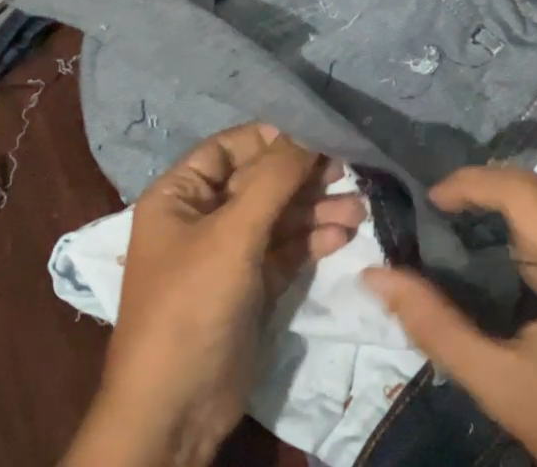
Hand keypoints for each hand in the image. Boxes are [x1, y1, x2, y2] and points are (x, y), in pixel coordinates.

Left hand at [61, 124, 366, 466]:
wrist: (176, 406)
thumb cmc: (192, 304)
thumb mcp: (231, 235)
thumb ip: (272, 181)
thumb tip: (306, 130)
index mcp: (179, 195)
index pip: (228, 148)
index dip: (271, 138)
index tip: (319, 133)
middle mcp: (201, 217)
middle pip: (258, 182)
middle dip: (302, 176)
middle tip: (348, 169)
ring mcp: (226, 254)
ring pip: (276, 218)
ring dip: (315, 210)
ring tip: (359, 207)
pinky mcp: (250, 287)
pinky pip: (284, 251)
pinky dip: (311, 241)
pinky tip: (343, 235)